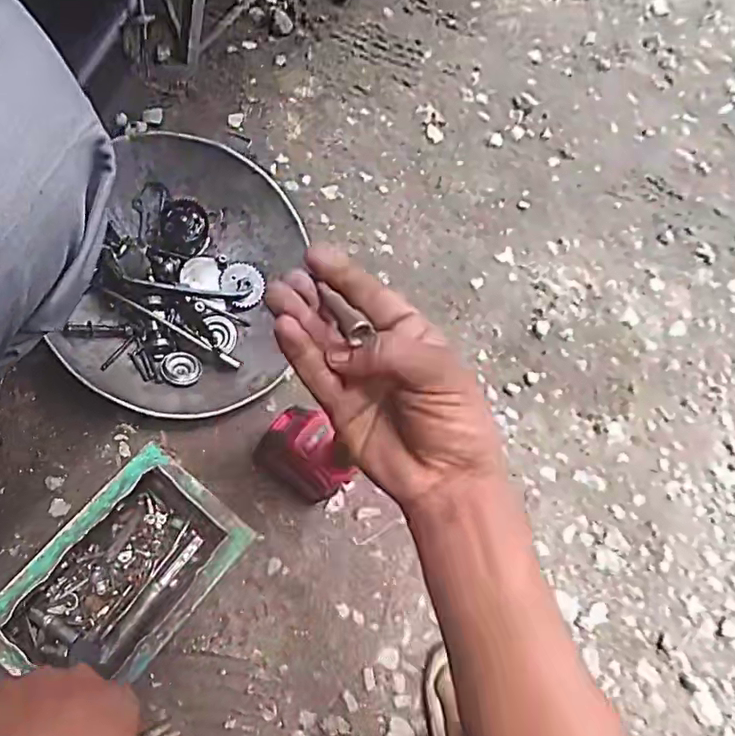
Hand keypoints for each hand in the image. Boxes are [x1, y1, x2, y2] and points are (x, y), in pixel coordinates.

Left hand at [0, 666, 138, 735]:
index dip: (113, 730)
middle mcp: (79, 684)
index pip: (123, 706)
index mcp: (116, 706)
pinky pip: (8, 702)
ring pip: (44, 695)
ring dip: (40, 719)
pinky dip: (6, 723)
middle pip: (83, 693)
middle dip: (76, 719)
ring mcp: (35, 685)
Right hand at [267, 245, 503, 515]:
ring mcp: (356, 382)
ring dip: (299, 320)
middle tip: (287, 281)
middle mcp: (378, 356)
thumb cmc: (456, 424)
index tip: (316, 257)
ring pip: (320, 344)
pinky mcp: (338, 408)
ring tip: (277, 298)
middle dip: (312, 297)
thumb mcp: (439, 371)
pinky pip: (315, 375)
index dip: (343, 277)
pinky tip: (286, 330)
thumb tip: (344, 354)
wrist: (445, 478)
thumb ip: (390, 352)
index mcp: (410, 338)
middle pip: (338, 318)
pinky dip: (299, 353)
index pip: (371, 299)